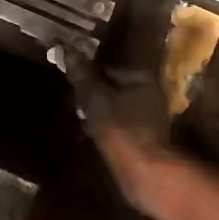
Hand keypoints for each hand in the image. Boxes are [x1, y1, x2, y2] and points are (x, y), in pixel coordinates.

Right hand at [50, 44, 178, 212]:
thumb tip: (66, 48)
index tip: (72, 78)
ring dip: (100, 107)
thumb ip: (82, 74)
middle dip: (95, 90)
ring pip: (118, 103)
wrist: (144, 170)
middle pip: (116, 85)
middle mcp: (151, 91)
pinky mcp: (146, 133)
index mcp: (143, 77)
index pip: (111, 66)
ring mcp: (151, 113)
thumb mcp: (96, 98)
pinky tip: (93, 131)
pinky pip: (121, 120)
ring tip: (80, 114)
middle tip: (74, 97)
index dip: (89, 71)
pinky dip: (108, 122)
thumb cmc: (120, 128)